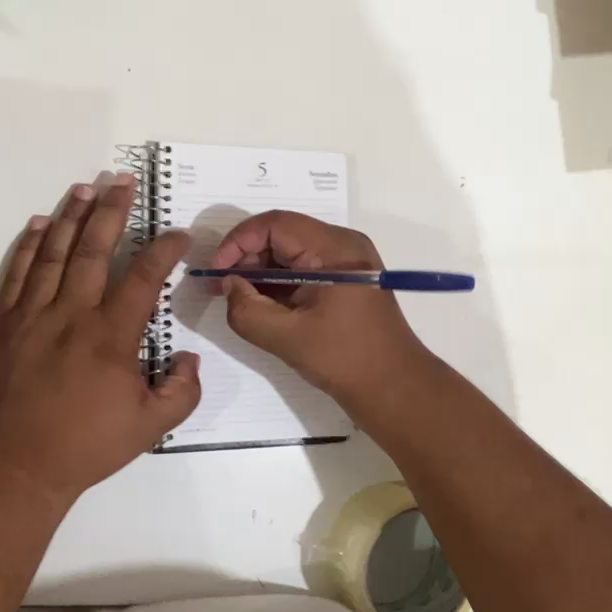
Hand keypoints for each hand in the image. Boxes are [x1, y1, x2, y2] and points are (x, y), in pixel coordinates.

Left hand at [0, 175, 200, 502]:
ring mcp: (32, 316)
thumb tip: (190, 359)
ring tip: (84, 187)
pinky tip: (38, 224)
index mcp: (111, 335)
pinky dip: (28, 246)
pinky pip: (17, 275)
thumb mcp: (150, 429)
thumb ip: (181, 391)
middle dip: (112, 210)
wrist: (12, 468)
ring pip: (54, 253)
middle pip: (94, 249)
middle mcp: (72, 314)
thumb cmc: (84, 448)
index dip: (164, 250)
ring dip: (70, 217)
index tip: (179, 233)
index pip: (143, 277)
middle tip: (122, 179)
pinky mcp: (2, 325)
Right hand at [213, 211, 436, 406]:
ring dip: (260, 270)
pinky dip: (278, 281)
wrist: (395, 387)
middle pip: (282, 234)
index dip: (238, 242)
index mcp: (334, 250)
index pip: (275, 225)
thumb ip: (247, 310)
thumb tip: (229, 287)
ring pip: (290, 251)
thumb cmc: (345, 359)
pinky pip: (303, 267)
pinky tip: (259, 303)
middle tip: (221, 287)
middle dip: (246, 256)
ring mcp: (346, 261)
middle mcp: (342, 245)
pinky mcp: (345, 279)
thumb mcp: (287, 337)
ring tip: (235, 296)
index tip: (217, 272)